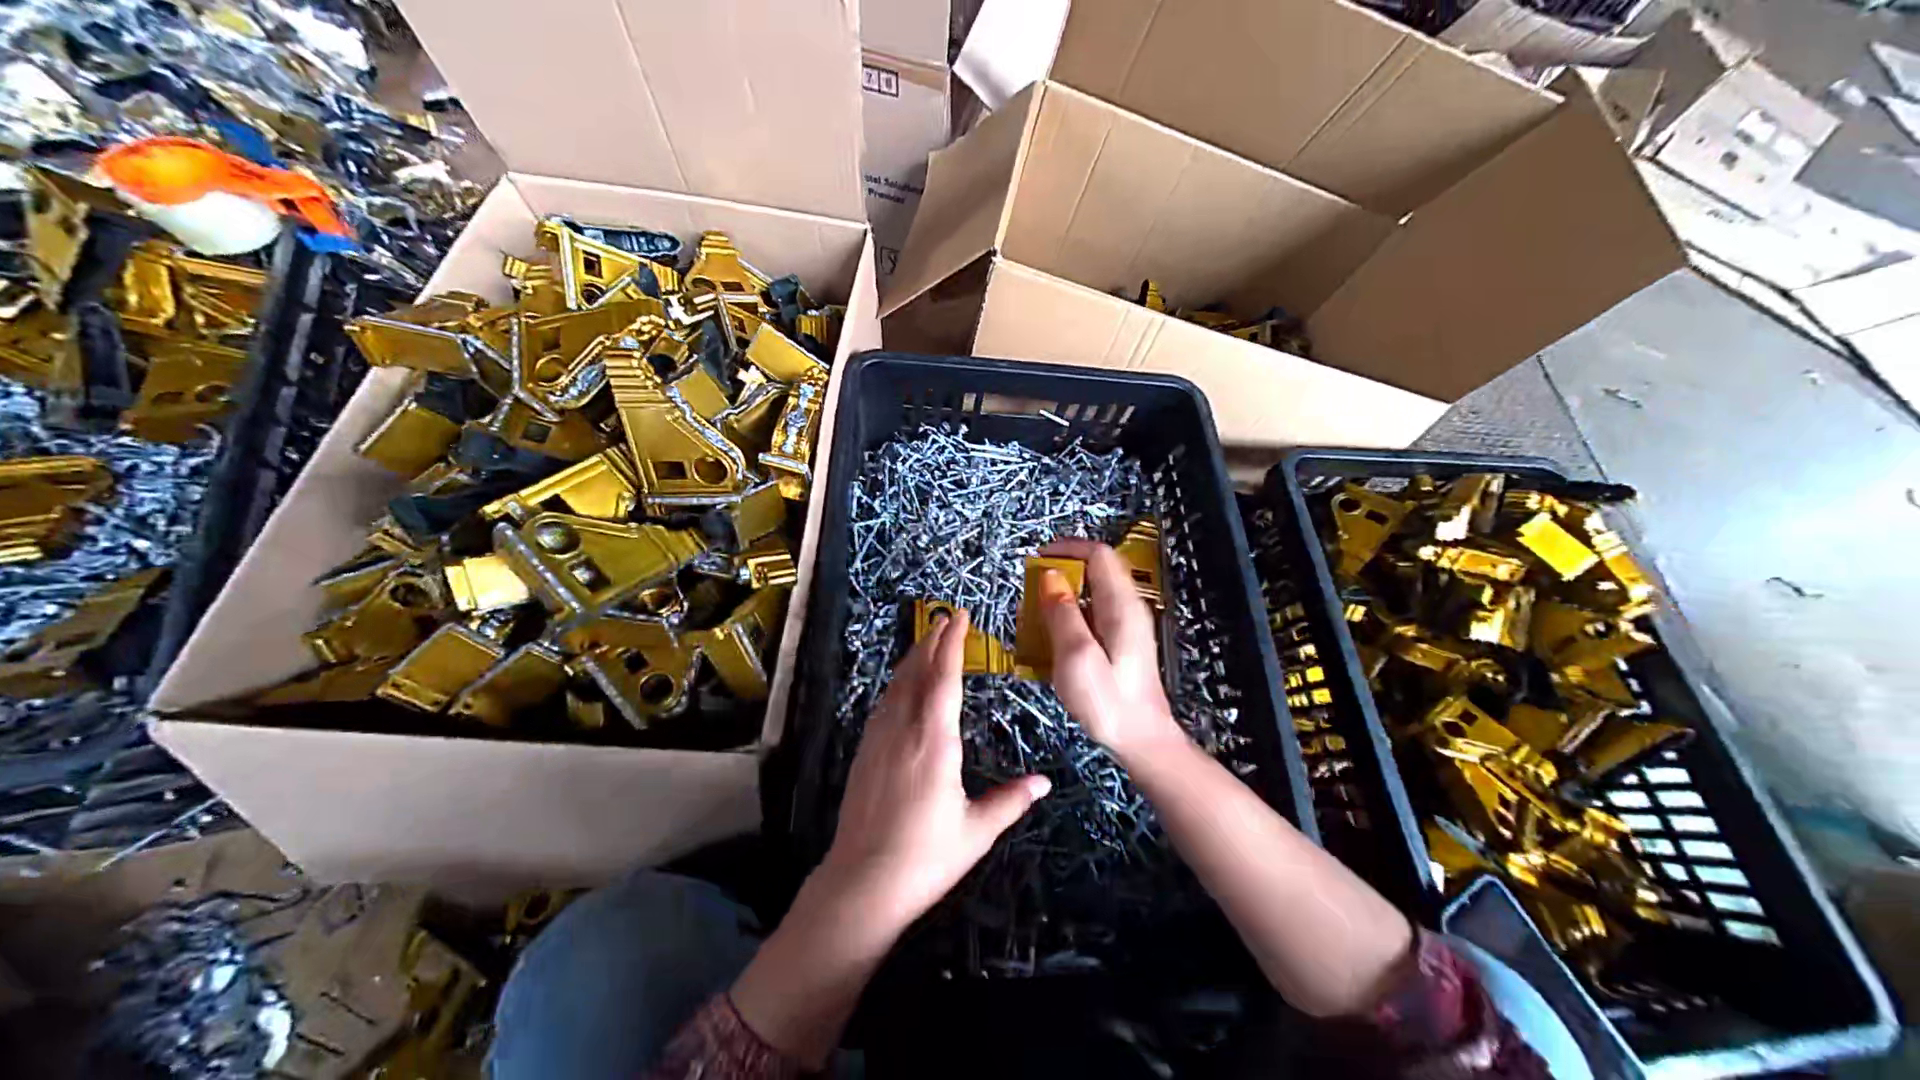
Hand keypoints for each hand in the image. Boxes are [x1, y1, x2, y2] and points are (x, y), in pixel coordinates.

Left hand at [822, 609, 1051, 931]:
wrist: (862, 882)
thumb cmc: (925, 858)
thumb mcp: (976, 832)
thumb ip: (1011, 801)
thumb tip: (1044, 783)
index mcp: (934, 741)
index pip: (944, 678)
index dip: (952, 643)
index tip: (960, 617)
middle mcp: (903, 729)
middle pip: (917, 671)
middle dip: (932, 641)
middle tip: (947, 618)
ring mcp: (878, 739)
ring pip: (896, 684)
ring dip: (914, 658)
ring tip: (928, 642)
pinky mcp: (864, 752)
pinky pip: (884, 703)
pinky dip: (898, 683)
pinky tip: (902, 687)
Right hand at [1038, 539, 1187, 761]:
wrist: (1140, 740)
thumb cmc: (1108, 702)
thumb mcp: (1077, 656)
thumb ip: (1062, 613)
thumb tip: (1049, 577)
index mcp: (1121, 605)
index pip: (1098, 554)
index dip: (1067, 549)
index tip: (1036, 558)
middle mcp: (1127, 609)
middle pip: (1093, 572)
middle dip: (1059, 575)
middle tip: (1030, 594)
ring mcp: (1125, 626)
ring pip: (1090, 595)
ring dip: (1060, 599)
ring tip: (1034, 619)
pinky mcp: (1120, 644)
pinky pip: (1091, 616)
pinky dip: (1068, 618)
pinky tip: (1050, 641)